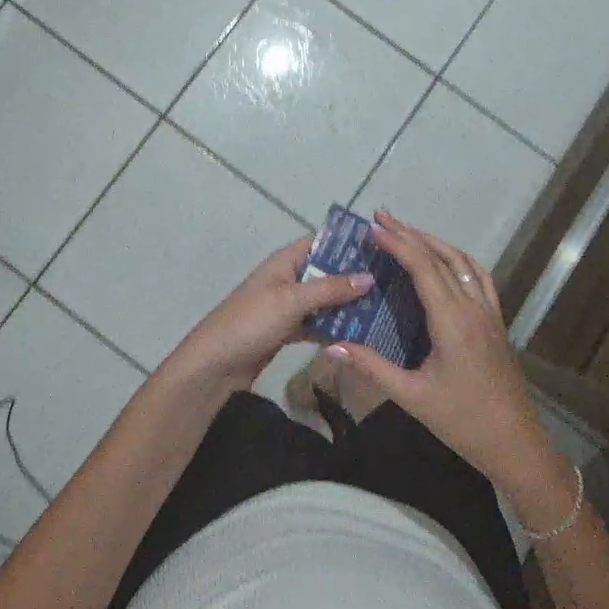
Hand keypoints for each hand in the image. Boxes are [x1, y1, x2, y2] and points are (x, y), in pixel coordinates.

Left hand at [163, 237, 374, 392]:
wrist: (215, 365)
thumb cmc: (251, 323)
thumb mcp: (292, 301)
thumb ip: (329, 289)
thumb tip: (368, 276)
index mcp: (284, 262)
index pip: (320, 242)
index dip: (348, 244)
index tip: (383, 249)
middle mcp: (287, 279)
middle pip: (326, 272)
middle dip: (354, 278)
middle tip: (393, 284)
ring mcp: (286, 306)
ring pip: (323, 300)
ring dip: (347, 305)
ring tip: (385, 309)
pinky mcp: (286, 331)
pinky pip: (316, 323)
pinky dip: (333, 327)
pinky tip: (359, 335)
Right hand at [324, 213, 558, 490]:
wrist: (515, 444)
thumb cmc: (462, 421)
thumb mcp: (412, 397)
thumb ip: (372, 368)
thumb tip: (332, 346)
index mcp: (452, 321)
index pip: (423, 268)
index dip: (398, 244)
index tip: (372, 229)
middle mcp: (473, 308)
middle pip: (442, 258)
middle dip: (411, 234)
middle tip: (381, 218)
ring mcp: (489, 314)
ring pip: (463, 263)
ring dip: (435, 242)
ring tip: (408, 232)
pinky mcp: (496, 323)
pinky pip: (479, 278)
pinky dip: (458, 260)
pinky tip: (446, 262)